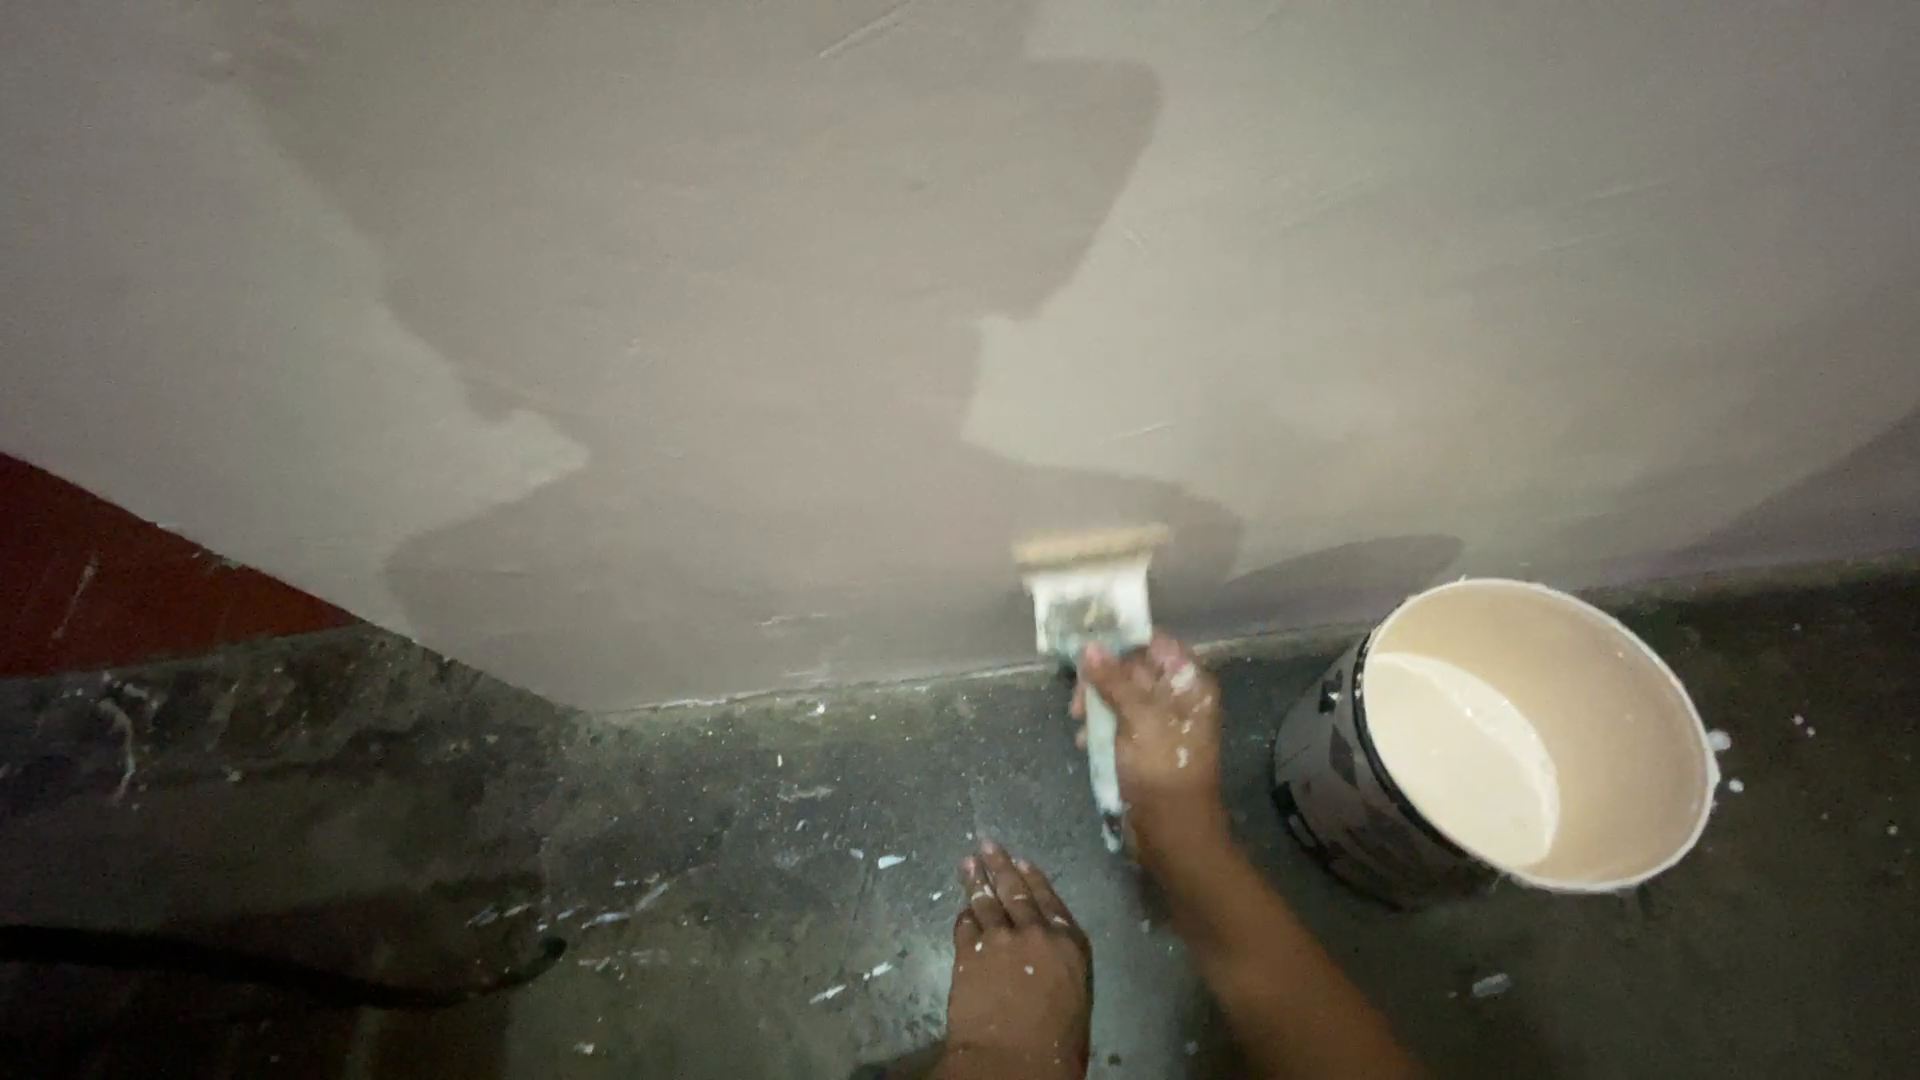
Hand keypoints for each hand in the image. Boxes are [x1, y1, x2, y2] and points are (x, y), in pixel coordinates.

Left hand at [938, 842, 1090, 1079]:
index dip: (1035, 879)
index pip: (1051, 902)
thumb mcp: (1075, 1002)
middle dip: (1001, 866)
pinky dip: (963, 916)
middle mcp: (1036, 933)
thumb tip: (1047, 962)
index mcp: (1070, 945)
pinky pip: (965, 926)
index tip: (1023, 861)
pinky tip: (961, 910)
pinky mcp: (970, 952)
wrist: (1012, 1064)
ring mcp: (1000, 939)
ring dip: (976, 881)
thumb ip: (1059, 968)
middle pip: (1016, 891)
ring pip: (987, 902)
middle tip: (988, 844)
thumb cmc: (1056, 1048)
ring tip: (968, 863)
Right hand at [1073, 631, 1224, 842]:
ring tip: (1079, 720)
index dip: (1123, 640)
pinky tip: (1083, 739)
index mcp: (1188, 684)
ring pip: (1119, 691)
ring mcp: (1158, 719)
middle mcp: (1176, 696)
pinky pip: (1115, 718)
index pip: (1155, 643)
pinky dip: (1098, 724)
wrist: (1172, 834)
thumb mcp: (1138, 720)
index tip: (1087, 644)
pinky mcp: (1141, 741)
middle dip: (1102, 676)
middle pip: (1132, 666)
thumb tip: (1088, 646)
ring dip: (1096, 701)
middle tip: (1078, 698)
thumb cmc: (1163, 771)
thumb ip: (1113, 681)